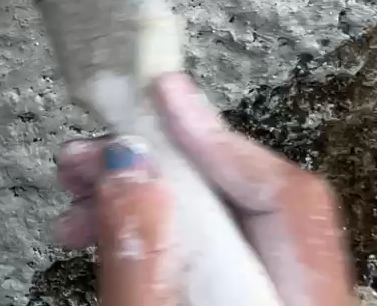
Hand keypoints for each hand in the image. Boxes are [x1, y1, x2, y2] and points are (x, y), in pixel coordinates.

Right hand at [53, 74, 353, 305]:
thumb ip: (142, 250)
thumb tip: (129, 161)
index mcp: (301, 304)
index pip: (285, 195)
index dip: (216, 134)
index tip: (158, 92)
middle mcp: (297, 297)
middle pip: (239, 196)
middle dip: (152, 161)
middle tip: (90, 151)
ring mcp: (268, 299)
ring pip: (211, 217)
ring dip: (135, 189)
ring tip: (75, 190)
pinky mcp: (234, 299)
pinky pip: (198, 246)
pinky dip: (144, 225)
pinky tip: (95, 226)